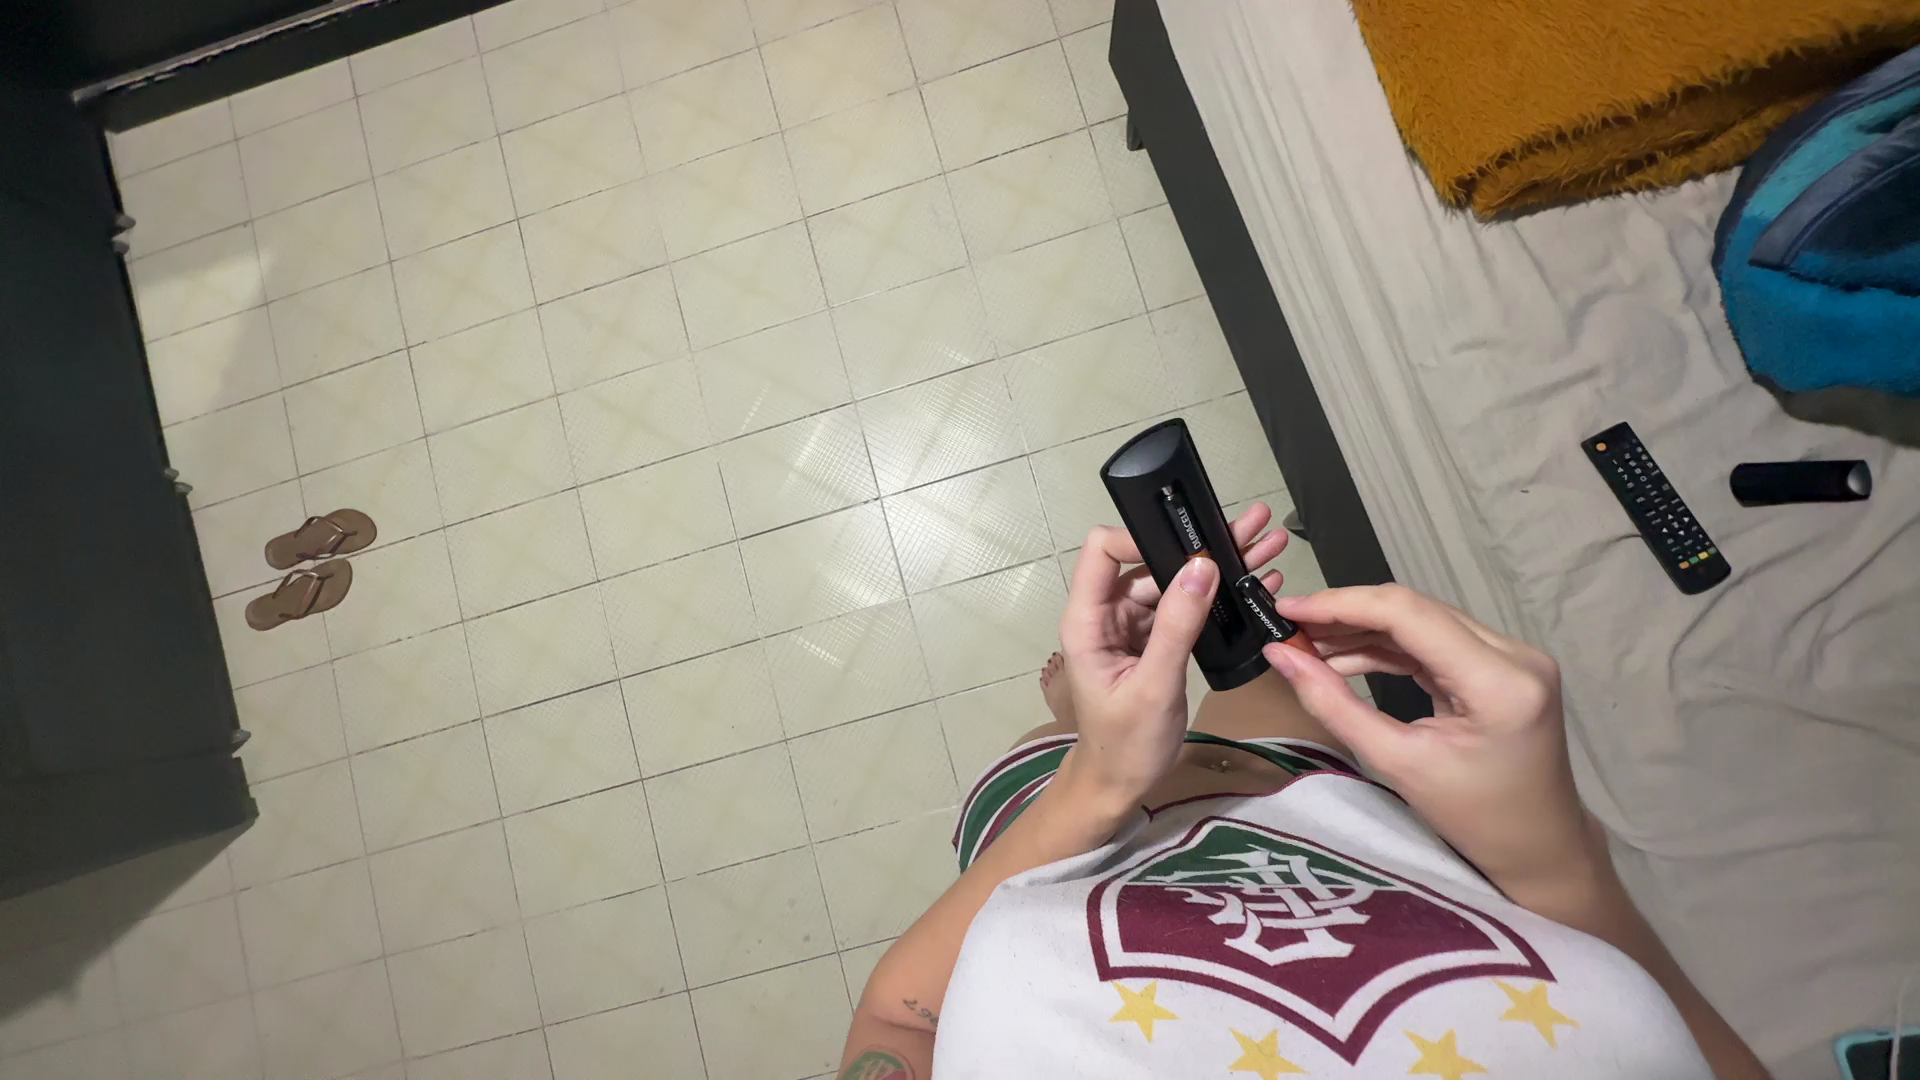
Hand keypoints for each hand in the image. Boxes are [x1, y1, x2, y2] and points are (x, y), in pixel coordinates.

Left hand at [1056, 504, 1288, 811]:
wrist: (1120, 783)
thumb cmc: (1125, 743)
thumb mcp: (1154, 686)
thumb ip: (1177, 625)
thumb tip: (1202, 565)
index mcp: (1088, 619)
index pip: (1103, 551)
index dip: (1142, 536)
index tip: (1192, 542)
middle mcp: (1106, 613)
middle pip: (1147, 561)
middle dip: (1198, 545)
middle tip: (1253, 527)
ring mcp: (1131, 624)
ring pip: (1171, 580)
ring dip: (1218, 565)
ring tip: (1267, 542)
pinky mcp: (1153, 638)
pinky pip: (1183, 607)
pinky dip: (1217, 595)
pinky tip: (1257, 580)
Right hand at [1260, 585, 1604, 897]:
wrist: (1540, 850)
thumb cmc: (1474, 817)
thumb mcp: (1395, 761)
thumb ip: (1332, 703)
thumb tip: (1278, 655)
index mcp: (1497, 680)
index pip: (1407, 613)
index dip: (1340, 604)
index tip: (1286, 610)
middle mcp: (1512, 653)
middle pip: (1411, 608)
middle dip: (1343, 614)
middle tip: (1288, 628)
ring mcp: (1507, 656)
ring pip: (1415, 619)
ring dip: (1357, 628)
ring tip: (1306, 646)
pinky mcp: (1494, 664)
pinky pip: (1426, 639)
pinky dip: (1380, 645)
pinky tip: (1340, 658)